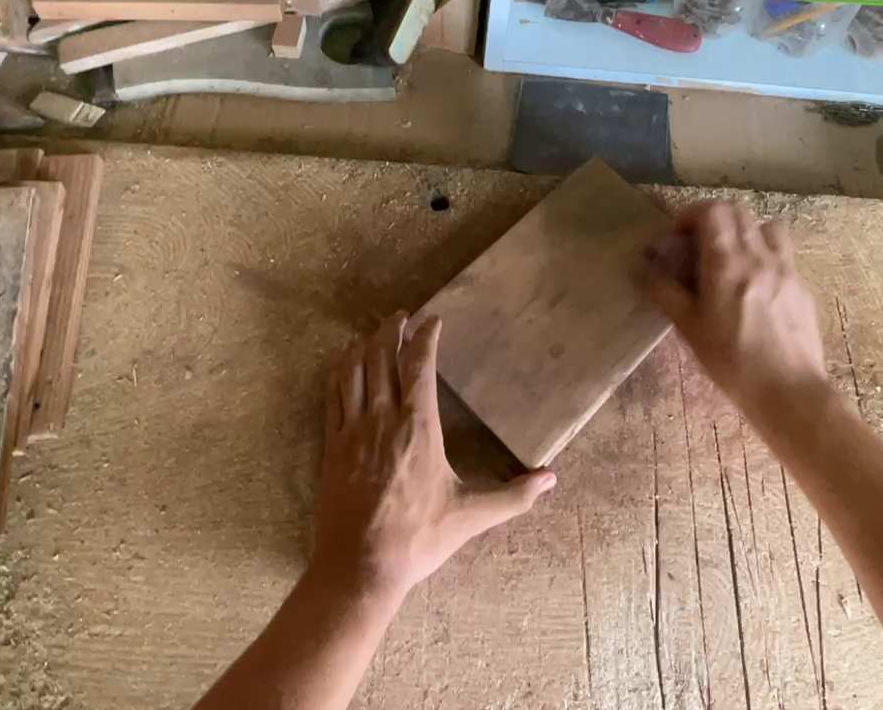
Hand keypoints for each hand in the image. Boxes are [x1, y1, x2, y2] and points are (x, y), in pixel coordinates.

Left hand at [310, 314, 556, 600]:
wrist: (359, 567)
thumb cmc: (418, 538)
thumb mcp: (471, 516)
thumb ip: (513, 496)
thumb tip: (551, 480)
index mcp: (418, 427)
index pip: (419, 365)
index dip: (425, 337)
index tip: (433, 320)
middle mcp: (383, 418)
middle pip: (383, 357)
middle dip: (391, 330)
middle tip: (400, 315)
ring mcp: (352, 430)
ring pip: (354, 371)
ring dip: (364, 346)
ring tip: (373, 333)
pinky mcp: (331, 446)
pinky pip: (332, 396)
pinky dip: (338, 372)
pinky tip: (343, 365)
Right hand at [643, 202, 829, 409]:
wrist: (789, 392)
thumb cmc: (731, 360)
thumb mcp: (688, 327)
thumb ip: (663, 291)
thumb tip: (641, 268)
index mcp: (727, 261)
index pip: (711, 210)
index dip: (688, 215)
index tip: (675, 238)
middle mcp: (759, 255)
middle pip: (737, 211)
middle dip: (712, 219)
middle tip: (696, 246)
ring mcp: (786, 268)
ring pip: (765, 226)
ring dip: (743, 231)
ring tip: (729, 258)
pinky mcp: (801, 286)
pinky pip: (782, 253)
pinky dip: (763, 254)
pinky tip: (753, 286)